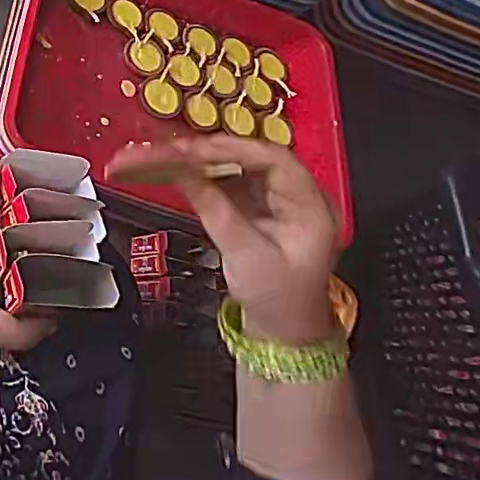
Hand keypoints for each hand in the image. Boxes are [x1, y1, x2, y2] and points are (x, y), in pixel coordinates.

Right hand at [111, 137, 338, 344]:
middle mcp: (298, 194)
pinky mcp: (258, 204)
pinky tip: (180, 169)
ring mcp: (277, 198)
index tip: (195, 149)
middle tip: (173, 148)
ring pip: (238, 165)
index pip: (274, 160)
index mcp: (311, 206)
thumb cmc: (276, 299)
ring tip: (169, 155)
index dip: (234, 149)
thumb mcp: (244, 255)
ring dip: (203, 160)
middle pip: (253, 157)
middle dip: (211, 151)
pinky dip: (204, 174)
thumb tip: (183, 172)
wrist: (284, 331)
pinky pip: (230, 180)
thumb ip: (214, 208)